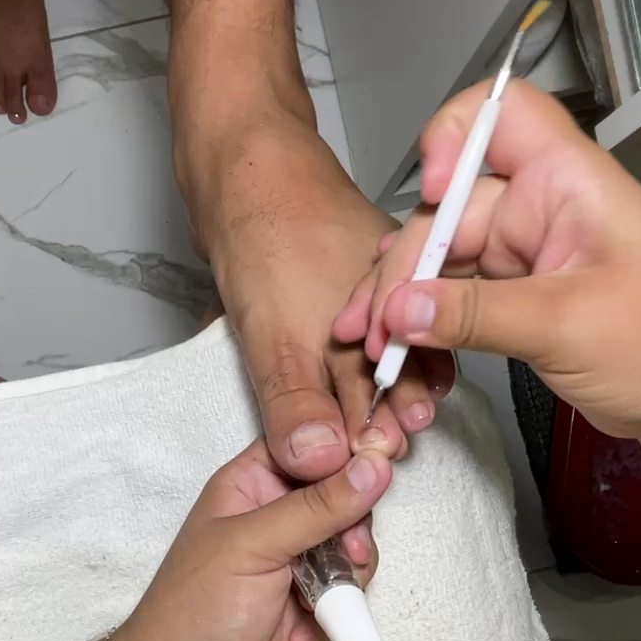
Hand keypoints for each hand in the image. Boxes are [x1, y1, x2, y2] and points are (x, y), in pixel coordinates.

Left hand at [114, 441, 390, 640]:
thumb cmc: (199, 605)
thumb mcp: (255, 545)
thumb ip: (317, 507)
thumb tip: (374, 466)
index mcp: (253, 482)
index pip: (312, 446)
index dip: (347, 452)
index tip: (379, 464)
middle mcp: (278, 513)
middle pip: (345, 496)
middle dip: (353, 528)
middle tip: (349, 556)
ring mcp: (298, 558)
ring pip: (355, 546)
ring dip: (348, 577)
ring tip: (322, 604)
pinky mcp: (313, 599)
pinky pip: (351, 591)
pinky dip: (337, 613)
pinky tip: (303, 634)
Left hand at [200, 129, 456, 483]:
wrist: (245, 168)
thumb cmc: (268, 238)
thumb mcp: (275, 340)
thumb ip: (297, 405)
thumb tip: (321, 463)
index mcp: (384, 331)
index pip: (390, 403)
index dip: (375, 442)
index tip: (362, 473)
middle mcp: (388, 312)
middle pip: (395, 384)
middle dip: (383, 425)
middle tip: (373, 460)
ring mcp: (371, 292)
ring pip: (383, 356)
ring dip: (375, 396)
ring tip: (373, 431)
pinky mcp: (347, 283)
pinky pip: (364, 330)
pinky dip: (359, 359)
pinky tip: (351, 378)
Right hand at [332, 84, 640, 487]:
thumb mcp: (566, 326)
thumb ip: (475, 315)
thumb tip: (397, 311)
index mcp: (567, 183)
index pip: (503, 115)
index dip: (452, 138)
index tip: (425, 195)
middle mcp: (537, 209)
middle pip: (447, 210)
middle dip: (405, 265)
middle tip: (376, 328)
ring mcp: (521, 256)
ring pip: (440, 258)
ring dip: (400, 299)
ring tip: (373, 345)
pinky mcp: (510, 298)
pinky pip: (450, 298)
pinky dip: (421, 321)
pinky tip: (394, 345)